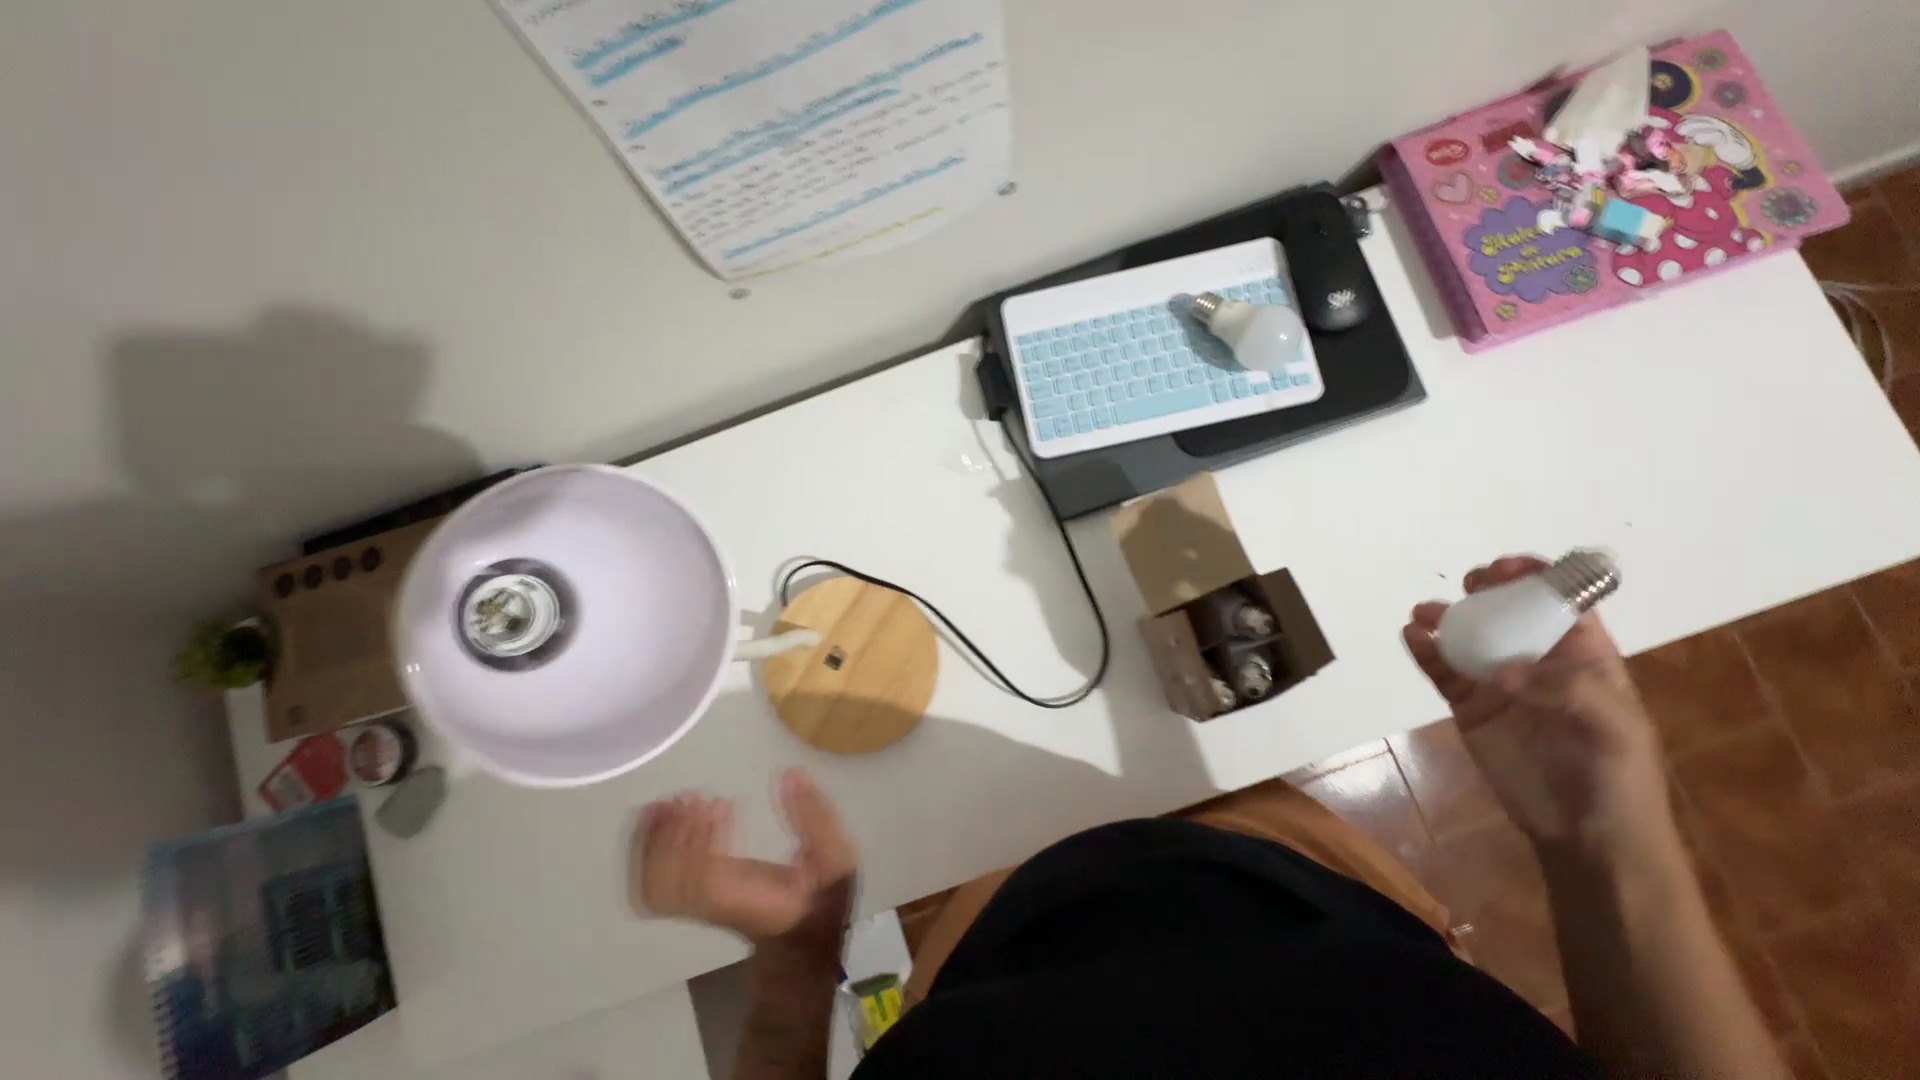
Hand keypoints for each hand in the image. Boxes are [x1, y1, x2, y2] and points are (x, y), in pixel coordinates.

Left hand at [631, 768, 856, 944]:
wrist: (801, 940)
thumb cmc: (819, 900)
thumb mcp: (834, 858)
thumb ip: (816, 817)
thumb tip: (789, 774)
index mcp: (745, 897)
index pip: (705, 880)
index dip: (703, 840)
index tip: (723, 804)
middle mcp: (712, 905)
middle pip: (666, 886)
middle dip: (672, 837)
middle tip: (694, 797)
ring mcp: (695, 905)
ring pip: (651, 887)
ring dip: (654, 840)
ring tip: (674, 800)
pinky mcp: (688, 898)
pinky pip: (650, 885)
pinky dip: (646, 848)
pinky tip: (660, 815)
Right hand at [1402, 555, 1671, 851]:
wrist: (1586, 835)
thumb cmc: (1616, 777)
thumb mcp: (1616, 728)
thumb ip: (1569, 690)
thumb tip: (1502, 673)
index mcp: (1583, 655)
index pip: (1560, 601)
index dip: (1537, 576)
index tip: (1507, 569)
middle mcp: (1538, 660)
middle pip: (1508, 610)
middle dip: (1488, 590)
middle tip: (1471, 586)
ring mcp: (1499, 683)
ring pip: (1468, 636)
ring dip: (1445, 617)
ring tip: (1423, 613)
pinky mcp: (1470, 707)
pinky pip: (1442, 670)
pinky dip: (1425, 651)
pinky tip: (1412, 638)